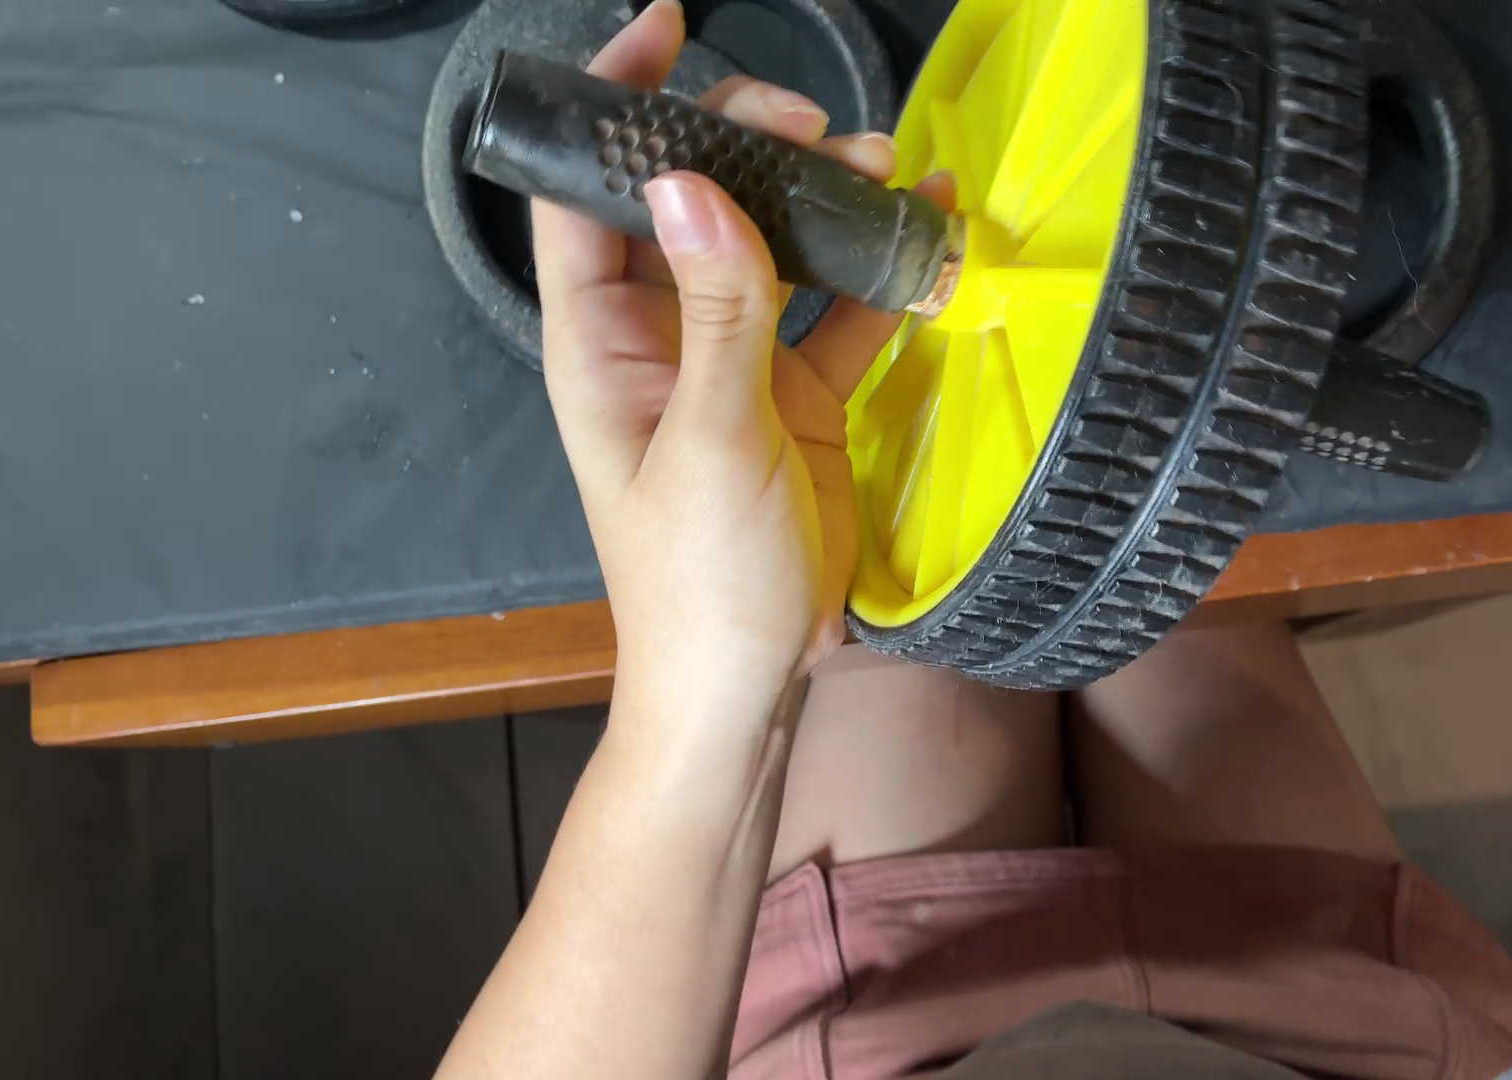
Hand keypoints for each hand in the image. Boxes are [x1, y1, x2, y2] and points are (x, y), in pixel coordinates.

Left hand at [534, 0, 909, 701]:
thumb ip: (713, 316)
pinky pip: (837, 319)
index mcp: (604, 344)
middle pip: (693, 210)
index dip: (611, 106)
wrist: (752, 668)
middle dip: (747, 149)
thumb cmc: (704, 573)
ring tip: (887, 166)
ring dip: (825, 207)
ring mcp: (738, 368)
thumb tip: (690, 187)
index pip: (586, 199)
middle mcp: (665, 341)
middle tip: (817, 123)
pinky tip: (925, 239)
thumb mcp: (713, 441)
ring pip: (775, 257)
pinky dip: (876, 281)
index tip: (667, 29)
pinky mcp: (800, 400)